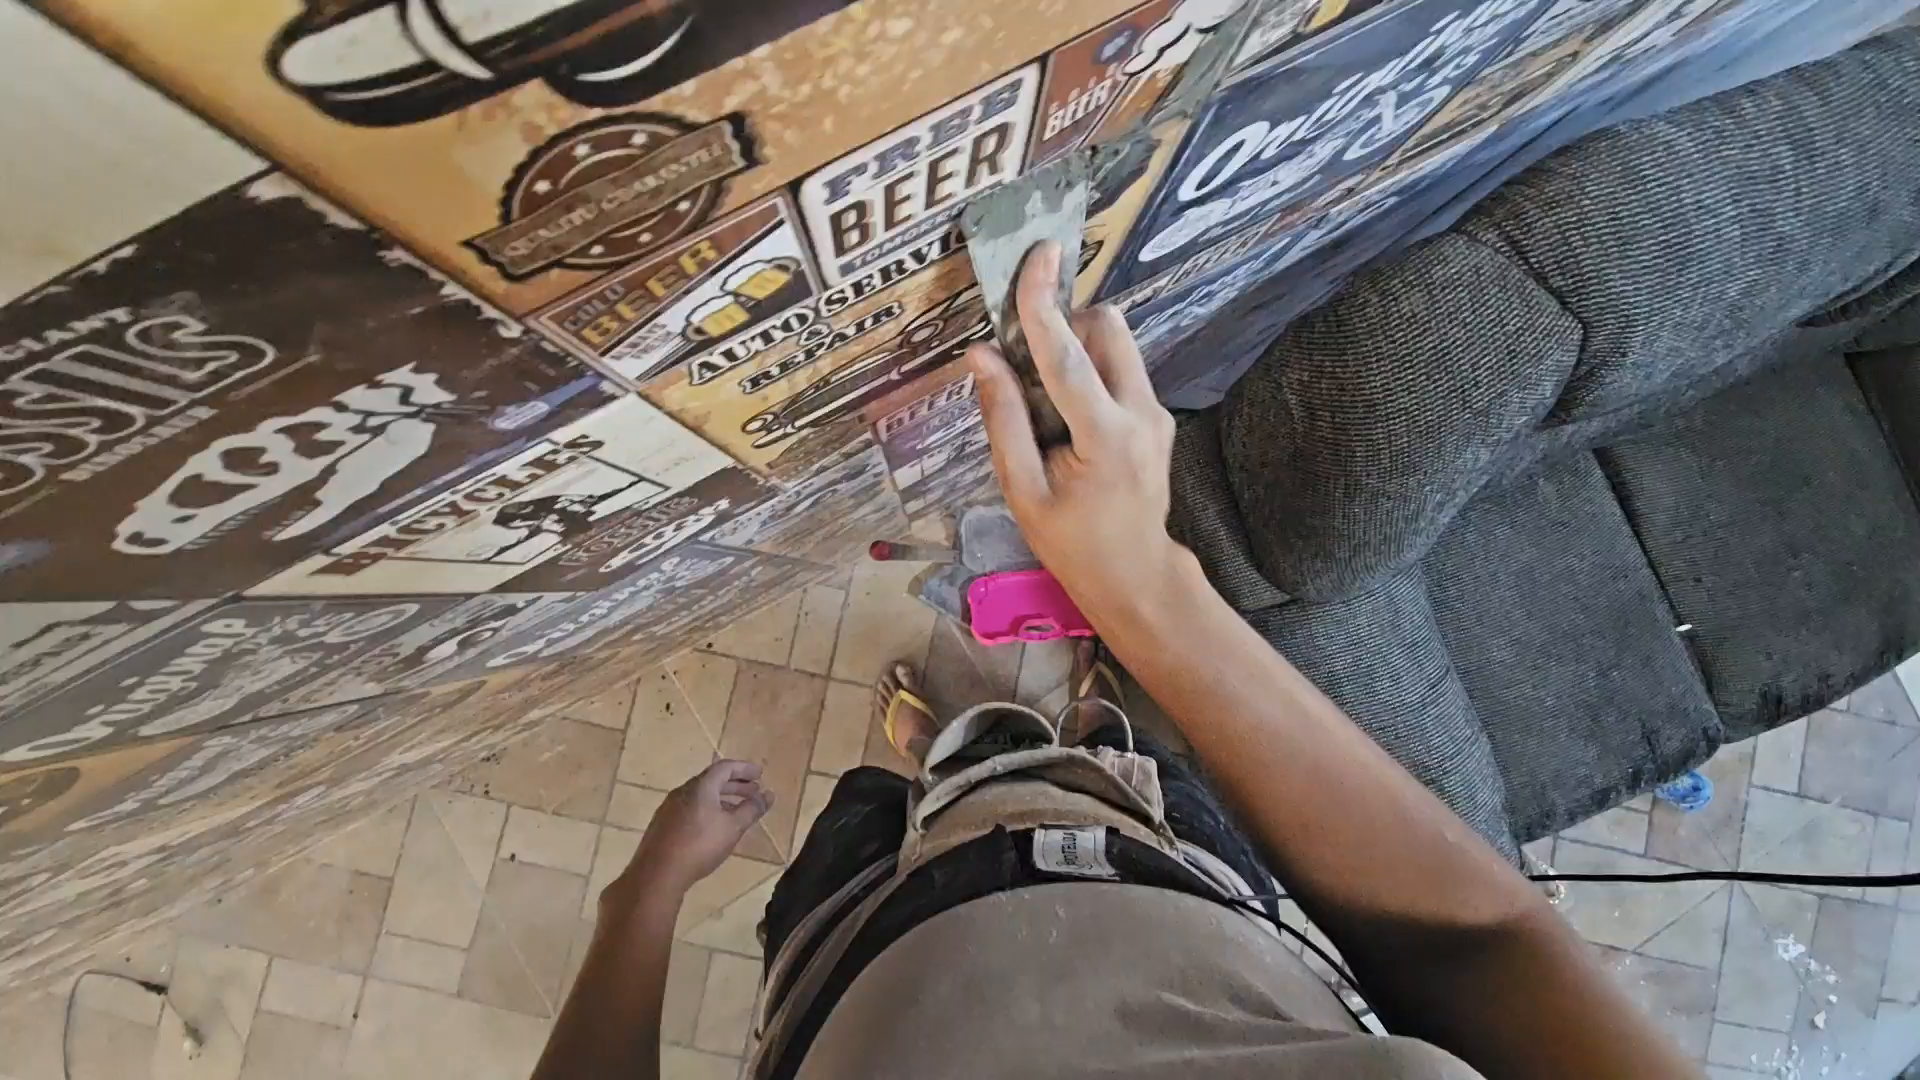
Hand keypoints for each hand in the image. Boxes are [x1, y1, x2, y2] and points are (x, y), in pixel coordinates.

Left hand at [603, 760, 772, 914]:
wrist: (656, 875)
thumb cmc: (699, 846)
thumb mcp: (733, 827)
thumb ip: (752, 809)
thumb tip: (769, 794)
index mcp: (700, 787)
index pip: (725, 767)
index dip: (744, 769)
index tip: (759, 775)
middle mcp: (683, 792)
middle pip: (712, 780)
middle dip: (735, 785)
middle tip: (753, 792)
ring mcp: (669, 808)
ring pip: (701, 796)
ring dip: (722, 798)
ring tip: (737, 811)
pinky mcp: (662, 825)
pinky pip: (690, 808)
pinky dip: (707, 809)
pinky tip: (713, 828)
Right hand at [966, 240, 1192, 627]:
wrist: (1135, 574)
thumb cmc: (1070, 543)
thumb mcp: (1022, 490)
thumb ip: (1004, 420)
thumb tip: (982, 357)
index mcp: (1105, 437)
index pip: (1069, 356)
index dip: (1044, 303)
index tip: (1036, 254)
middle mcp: (1142, 413)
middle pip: (1109, 328)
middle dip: (1067, 324)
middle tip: (1029, 359)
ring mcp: (1157, 414)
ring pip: (1119, 344)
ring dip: (1078, 346)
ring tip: (1046, 394)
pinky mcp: (1158, 418)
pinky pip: (1122, 370)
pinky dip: (1090, 371)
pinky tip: (1068, 415)